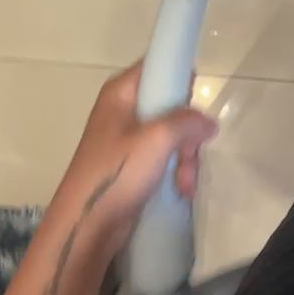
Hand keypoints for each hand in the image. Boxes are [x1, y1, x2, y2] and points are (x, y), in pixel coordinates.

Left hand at [47, 60, 219, 244]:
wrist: (85, 229)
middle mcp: (123, 109)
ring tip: (186, 182)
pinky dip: (176, 171)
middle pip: (171, 104)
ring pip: (172, 133)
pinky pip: (164, 156)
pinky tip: (181, 190)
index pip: (158, 65)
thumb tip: (208, 124)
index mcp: (121, 92)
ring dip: (185, 157)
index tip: (193, 101)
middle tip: (190, 153)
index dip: (180, 79)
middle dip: (187, 132)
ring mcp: (127, 139)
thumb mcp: (158, 138)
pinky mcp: (132, 165)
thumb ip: (189, 121)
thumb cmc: (117, 172)